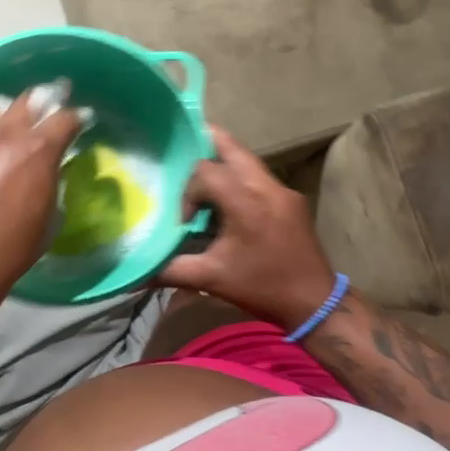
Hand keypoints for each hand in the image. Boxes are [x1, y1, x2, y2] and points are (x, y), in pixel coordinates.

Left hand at [0, 94, 82, 292]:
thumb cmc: (13, 247)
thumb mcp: (50, 214)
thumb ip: (53, 179)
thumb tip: (53, 168)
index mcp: (39, 150)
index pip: (65, 118)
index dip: (78, 117)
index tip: (84, 119)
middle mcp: (8, 135)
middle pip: (31, 100)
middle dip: (49, 99)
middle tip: (57, 100)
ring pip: (2, 105)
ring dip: (18, 107)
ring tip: (24, 115)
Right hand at [157, 126, 336, 328]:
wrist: (314, 303)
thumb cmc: (261, 289)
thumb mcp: (210, 280)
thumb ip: (169, 270)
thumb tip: (135, 274)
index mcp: (246, 201)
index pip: (206, 172)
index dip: (186, 192)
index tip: (182, 222)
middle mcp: (266, 186)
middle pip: (231, 147)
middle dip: (204, 147)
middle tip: (180, 156)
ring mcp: (283, 190)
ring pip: (248, 160)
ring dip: (223, 165)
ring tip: (201, 185)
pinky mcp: (292, 200)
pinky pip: (260, 177)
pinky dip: (240, 180)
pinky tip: (228, 204)